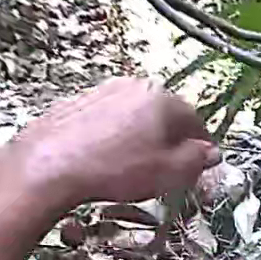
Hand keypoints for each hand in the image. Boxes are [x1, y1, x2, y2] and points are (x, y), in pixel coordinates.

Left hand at [0, 77, 217, 212]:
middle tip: (168, 171)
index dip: (201, 148)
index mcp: (163, 99)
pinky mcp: (79, 102)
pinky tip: (110, 162)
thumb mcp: (171, 173)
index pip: (197, 122)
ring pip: (138, 117)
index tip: (199, 166)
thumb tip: (210, 153)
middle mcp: (135, 86)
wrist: (50, 165)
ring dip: (144, 140)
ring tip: (136, 169)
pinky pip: (111, 120)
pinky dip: (117, 138)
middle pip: (166, 116)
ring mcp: (104, 91)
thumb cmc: (116, 169)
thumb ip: (197, 160)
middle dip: (172, 142)